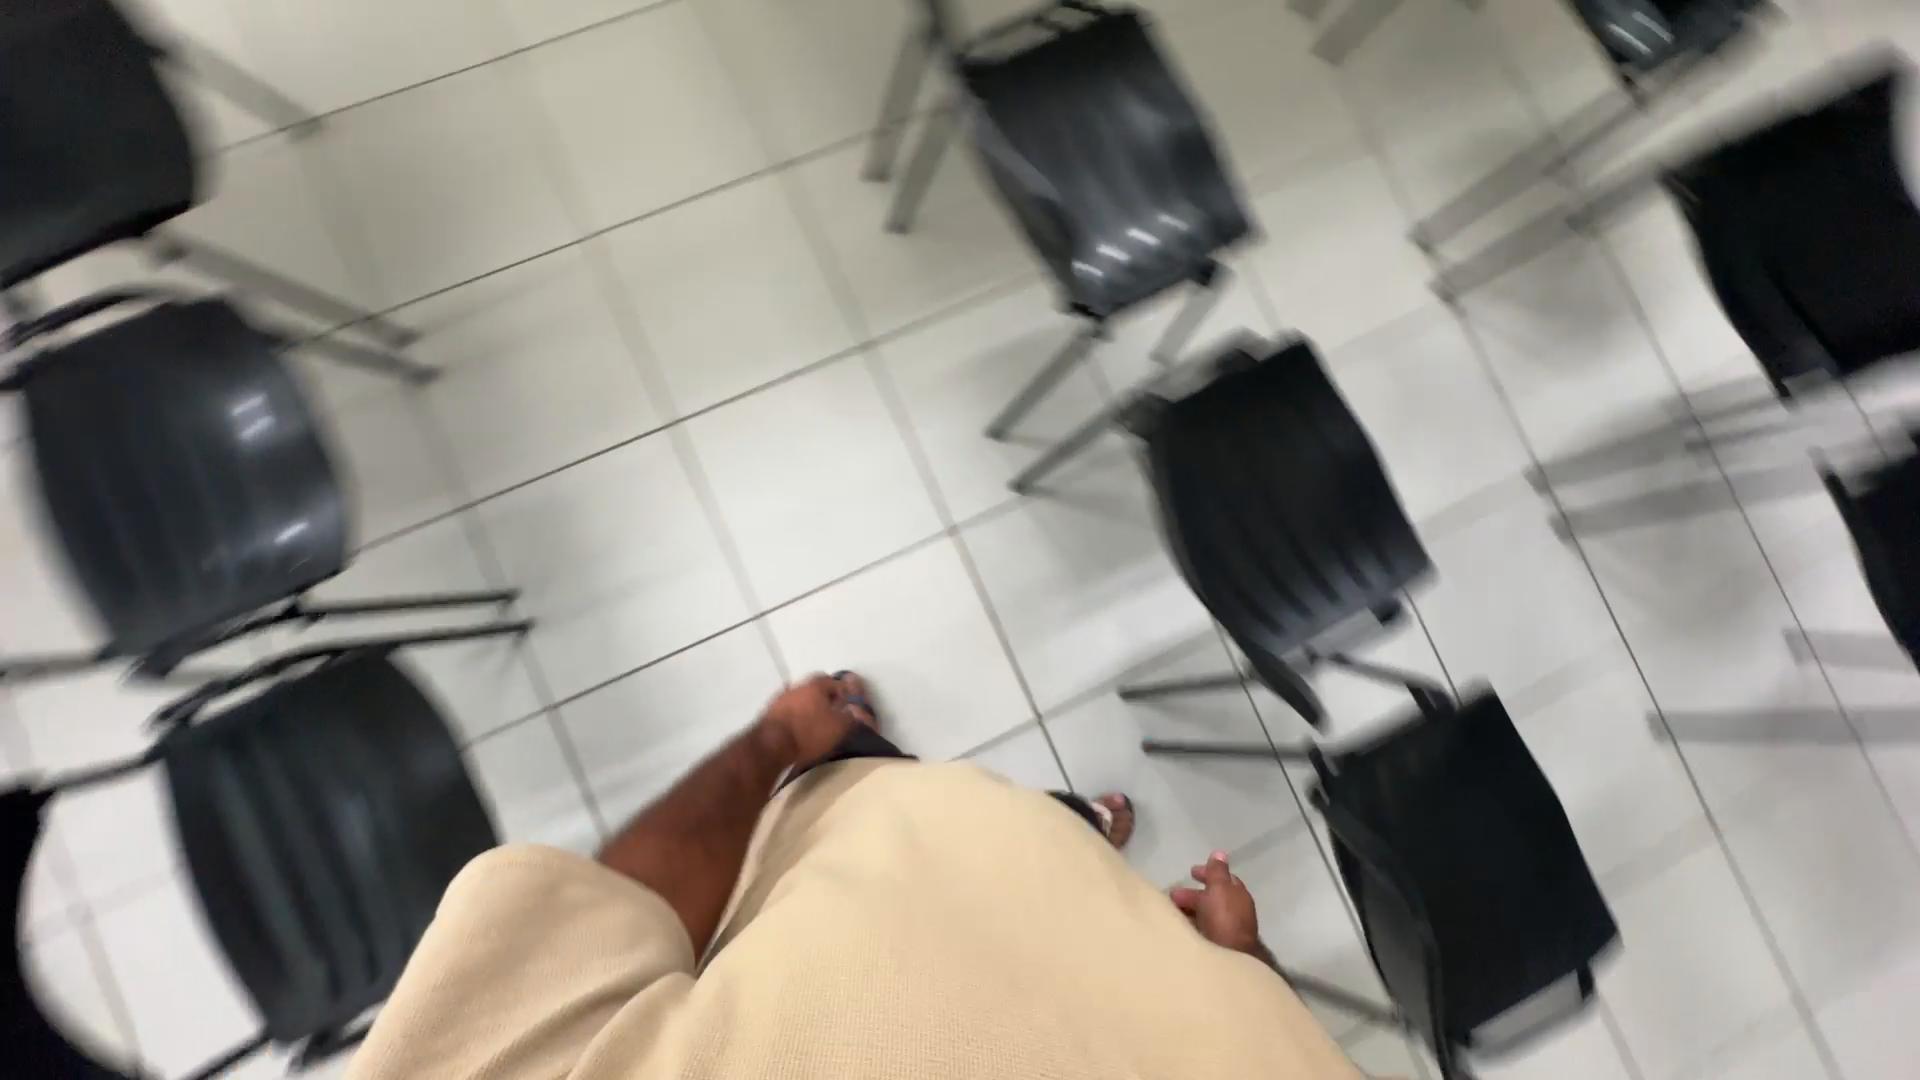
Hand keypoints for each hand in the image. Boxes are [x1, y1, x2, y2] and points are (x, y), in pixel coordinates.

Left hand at [755, 674, 857, 765]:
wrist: (771, 745)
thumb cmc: (809, 733)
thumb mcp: (838, 727)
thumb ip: (849, 716)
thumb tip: (854, 710)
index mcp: (816, 685)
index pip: (833, 681)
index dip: (842, 691)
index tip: (847, 702)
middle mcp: (797, 686)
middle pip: (814, 687)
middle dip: (824, 697)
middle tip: (831, 711)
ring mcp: (780, 698)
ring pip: (799, 698)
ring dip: (807, 706)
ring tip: (814, 721)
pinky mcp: (768, 712)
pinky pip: (787, 710)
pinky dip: (794, 715)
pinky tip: (798, 728)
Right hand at [1170, 851, 1262, 956]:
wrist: (1230, 959)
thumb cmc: (1224, 918)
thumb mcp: (1219, 888)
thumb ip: (1217, 870)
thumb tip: (1221, 852)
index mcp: (1238, 895)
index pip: (1224, 878)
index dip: (1208, 873)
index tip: (1190, 872)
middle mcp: (1236, 911)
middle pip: (1213, 897)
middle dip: (1193, 894)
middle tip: (1173, 895)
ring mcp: (1229, 930)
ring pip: (1206, 914)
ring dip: (1190, 910)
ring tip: (1172, 913)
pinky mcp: (1221, 946)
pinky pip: (1203, 929)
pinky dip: (1191, 924)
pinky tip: (1181, 928)